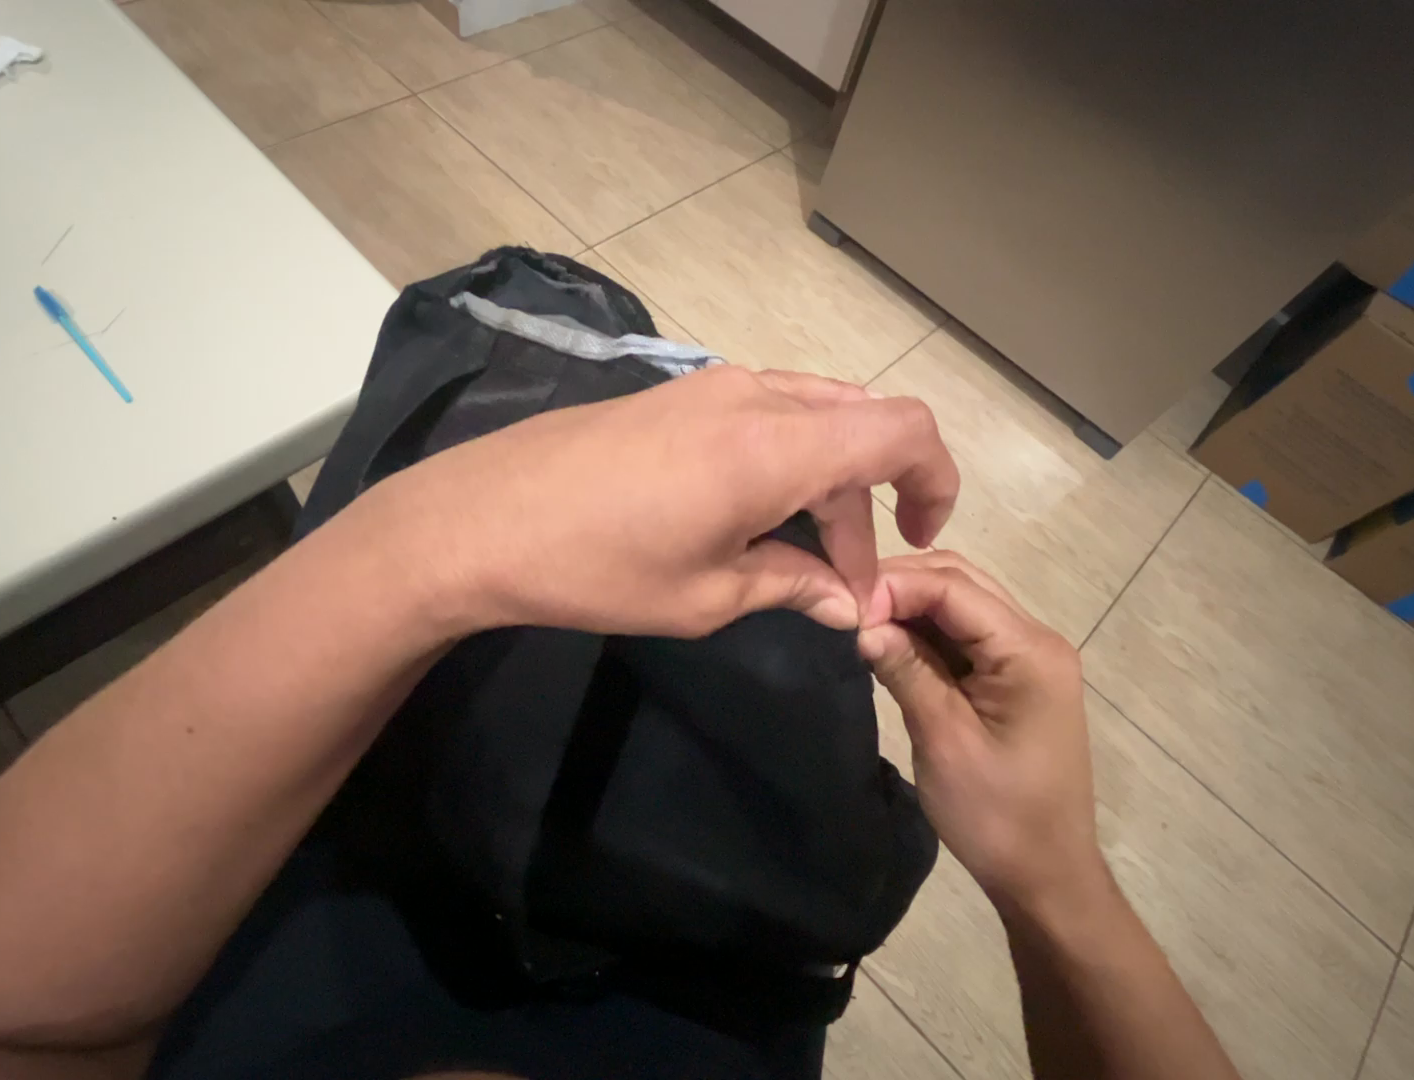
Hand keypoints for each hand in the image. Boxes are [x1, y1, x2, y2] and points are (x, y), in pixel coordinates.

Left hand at [325, 365, 958, 639]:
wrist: (478, 519)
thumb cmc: (597, 568)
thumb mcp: (706, 596)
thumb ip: (791, 585)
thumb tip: (847, 601)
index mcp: (776, 445)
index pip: (904, 428)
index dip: (935, 480)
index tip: (915, 539)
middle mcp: (755, 395)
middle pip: (860, 425)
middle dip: (869, 501)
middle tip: (837, 580)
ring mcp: (712, 385)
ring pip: (813, 418)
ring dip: (825, 483)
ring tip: (792, 557)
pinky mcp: (678, 393)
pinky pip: (766, 414)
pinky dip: (785, 461)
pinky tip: (746, 516)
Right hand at [857, 552, 1107, 915]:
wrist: (1045, 874)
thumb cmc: (996, 814)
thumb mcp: (943, 739)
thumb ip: (905, 669)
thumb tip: (860, 622)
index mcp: (1029, 651)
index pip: (953, 587)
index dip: (894, 586)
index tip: (843, 606)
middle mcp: (1034, 639)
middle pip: (959, 582)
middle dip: (899, 586)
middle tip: (844, 605)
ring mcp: (1025, 656)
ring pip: (959, 602)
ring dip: (909, 605)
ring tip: (858, 619)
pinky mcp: (1011, 675)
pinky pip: (962, 633)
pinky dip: (923, 630)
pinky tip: (887, 640)